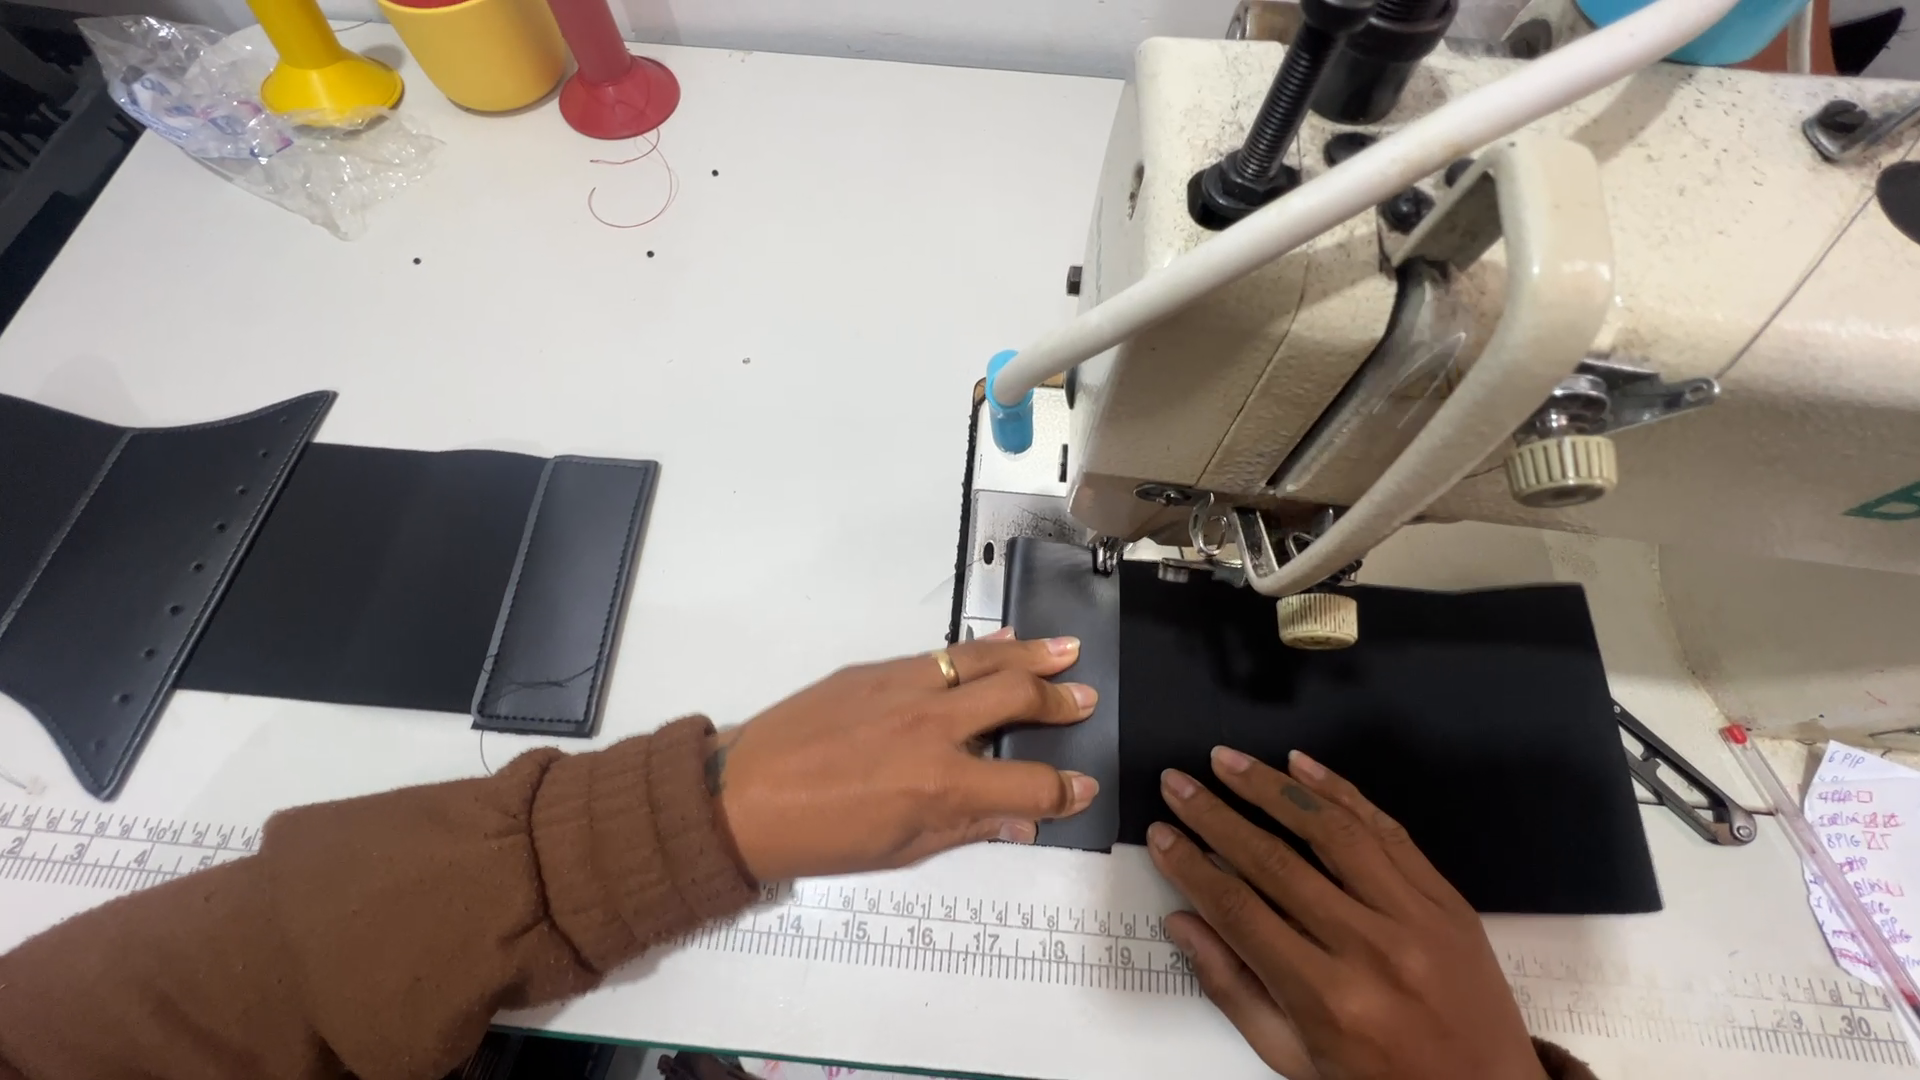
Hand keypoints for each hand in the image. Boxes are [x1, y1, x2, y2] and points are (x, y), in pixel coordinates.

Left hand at [709, 630, 1098, 881]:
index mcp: (940, 784)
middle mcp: (933, 727)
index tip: (1082, 786)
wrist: (744, 794)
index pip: (1028, 785)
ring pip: (982, 660)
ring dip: (1030, 654)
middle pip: (1016, 699)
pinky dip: (978, 648)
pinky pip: (940, 653)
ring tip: (1065, 649)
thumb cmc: (823, 837)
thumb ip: (969, 828)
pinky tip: (1001, 641)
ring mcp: (905, 688)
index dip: (1065, 791)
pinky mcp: (878, 669)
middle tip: (1086, 696)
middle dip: (1060, 701)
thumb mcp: (901, 849)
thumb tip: (1023, 822)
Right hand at [1147, 748, 1544, 1079]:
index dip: (1191, 867)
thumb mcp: (1292, 1058)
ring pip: (1330, 831)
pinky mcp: (1446, 899)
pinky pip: (1386, 830)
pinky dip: (1339, 790)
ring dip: (1270, 788)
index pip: (1239, 911)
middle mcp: (1370, 949)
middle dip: (1214, 815)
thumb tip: (1180, 919)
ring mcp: (1415, 918)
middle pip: (1274, 862)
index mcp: (1326, 999)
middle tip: (1175, 782)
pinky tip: (1299, 763)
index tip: (1159, 832)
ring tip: (1225, 760)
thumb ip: (1231, 986)